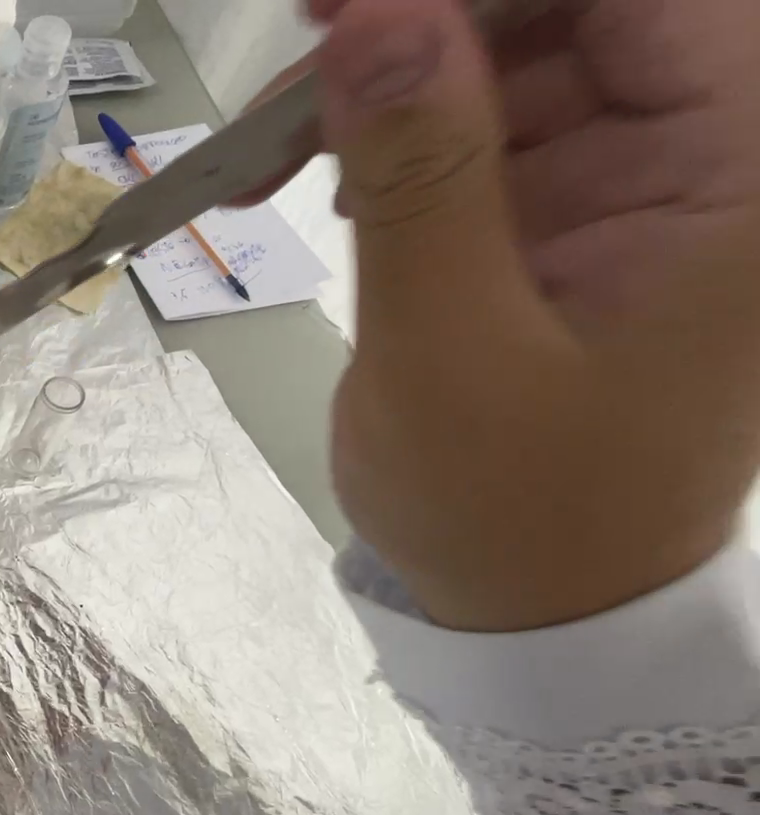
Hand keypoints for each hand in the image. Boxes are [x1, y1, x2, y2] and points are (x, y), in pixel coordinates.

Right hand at [282, 0, 759, 629]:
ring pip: (495, 71)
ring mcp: (621, 182)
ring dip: (373, 97)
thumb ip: (420, 177)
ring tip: (261, 162)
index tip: (337, 5)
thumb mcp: (446, 343)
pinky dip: (376, 152)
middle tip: (280, 85)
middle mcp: (706, 144)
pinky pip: (461, 143)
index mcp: (742, 160)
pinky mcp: (547, 222)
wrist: (523, 597)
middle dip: (407, 35)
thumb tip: (376, 17)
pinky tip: (315, 194)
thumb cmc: (502, 498)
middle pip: (560, 17)